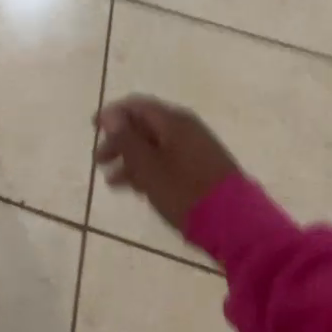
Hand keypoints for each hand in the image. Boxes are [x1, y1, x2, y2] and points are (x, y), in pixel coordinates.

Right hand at [94, 95, 240, 231]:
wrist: (238, 226)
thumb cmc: (185, 192)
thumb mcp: (148, 167)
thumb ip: (126, 139)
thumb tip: (110, 115)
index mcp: (172, 121)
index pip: (135, 106)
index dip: (112, 114)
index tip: (93, 128)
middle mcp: (185, 129)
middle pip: (145, 126)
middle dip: (119, 141)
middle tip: (99, 160)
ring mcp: (197, 150)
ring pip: (155, 146)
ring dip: (132, 159)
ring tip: (113, 181)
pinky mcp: (204, 170)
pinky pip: (168, 161)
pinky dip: (150, 170)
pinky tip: (138, 189)